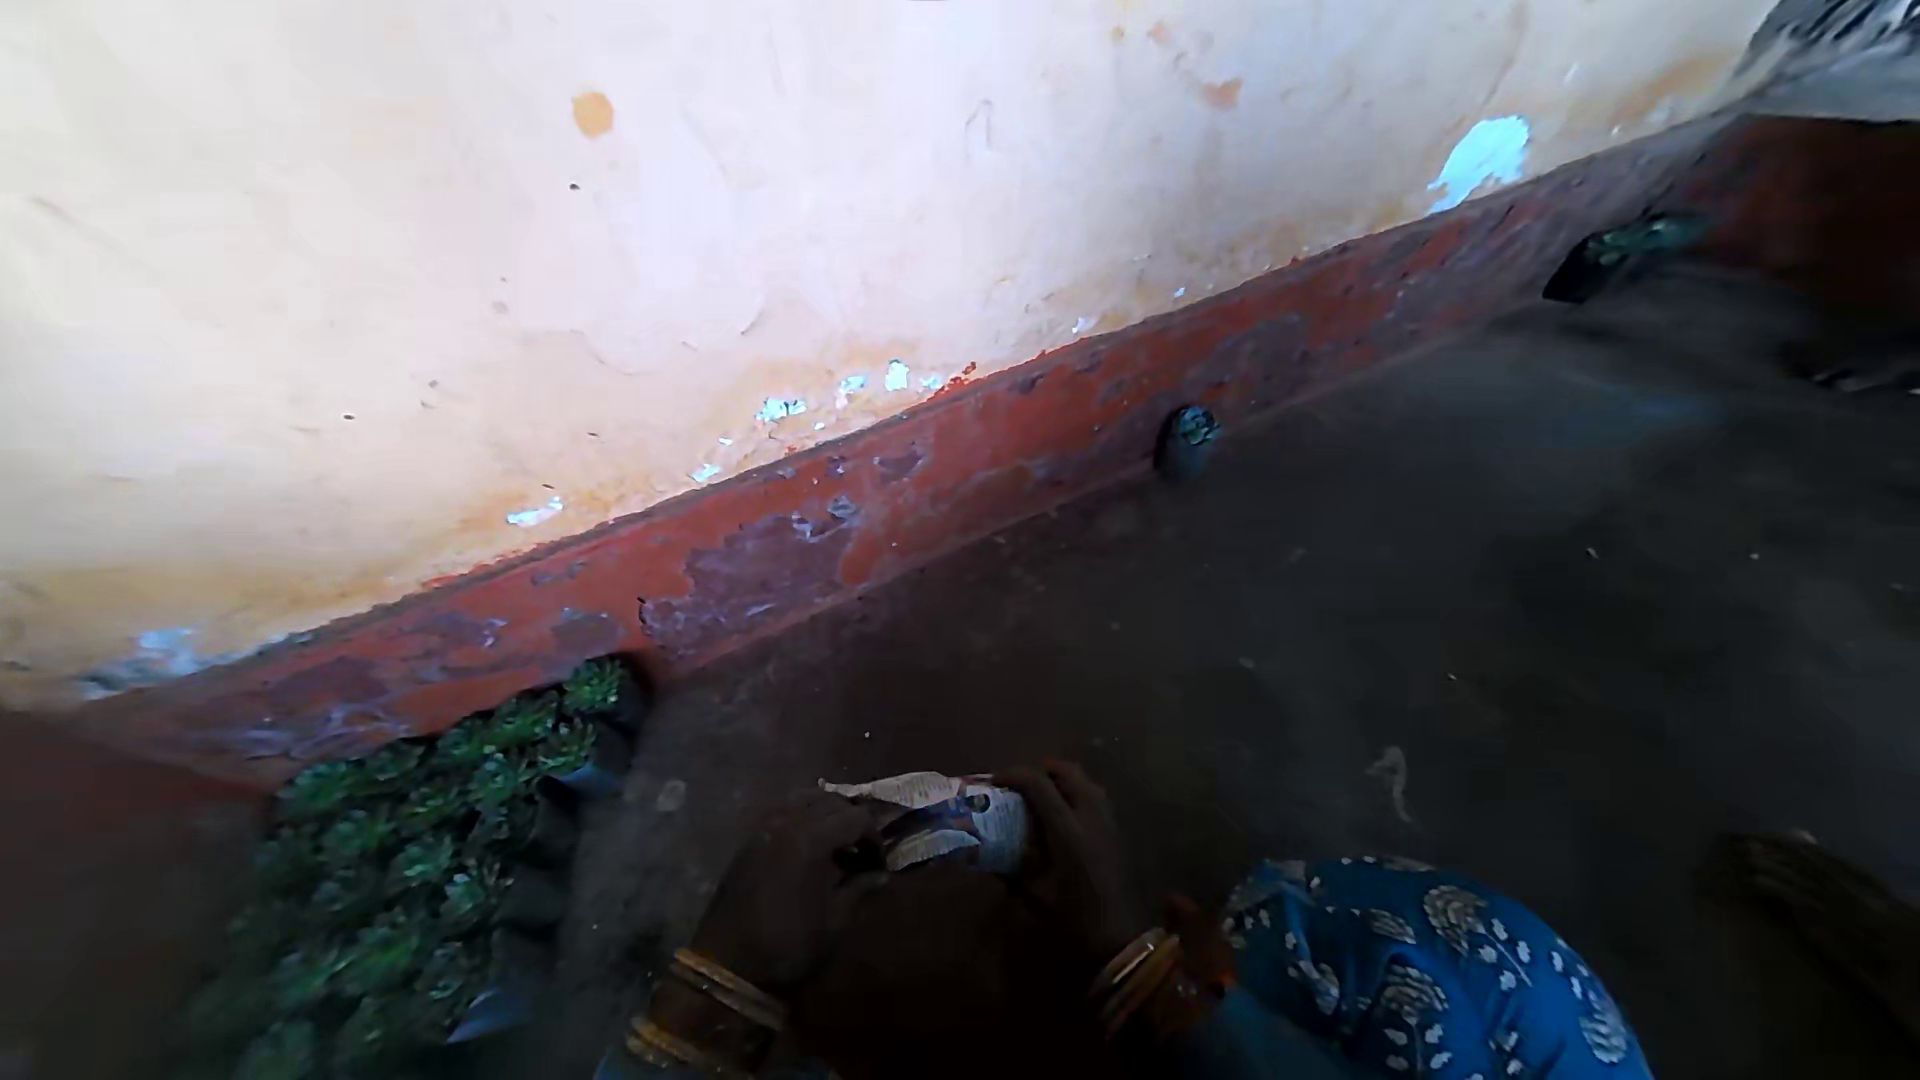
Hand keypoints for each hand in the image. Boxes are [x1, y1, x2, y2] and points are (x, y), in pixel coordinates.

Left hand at [690, 790, 889, 992]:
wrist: (726, 965)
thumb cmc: (786, 945)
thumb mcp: (834, 922)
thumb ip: (860, 889)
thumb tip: (882, 874)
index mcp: (812, 838)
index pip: (857, 818)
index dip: (874, 838)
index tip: (879, 862)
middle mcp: (789, 820)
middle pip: (833, 801)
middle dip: (853, 822)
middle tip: (860, 852)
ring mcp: (766, 824)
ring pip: (807, 797)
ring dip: (828, 811)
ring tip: (836, 841)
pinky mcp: (752, 836)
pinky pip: (784, 807)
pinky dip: (803, 813)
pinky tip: (808, 840)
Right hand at [995, 759, 1148, 967]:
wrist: (1118, 942)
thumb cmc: (1074, 920)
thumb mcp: (1035, 896)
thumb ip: (1012, 871)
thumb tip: (989, 856)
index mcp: (1068, 832)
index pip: (1040, 786)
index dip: (1016, 776)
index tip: (996, 780)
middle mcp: (1090, 819)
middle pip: (1070, 773)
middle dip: (1044, 770)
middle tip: (1023, 782)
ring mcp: (1108, 824)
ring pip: (1087, 782)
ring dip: (1064, 779)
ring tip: (1045, 792)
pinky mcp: (1117, 833)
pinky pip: (1097, 798)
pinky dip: (1080, 793)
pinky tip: (1068, 813)